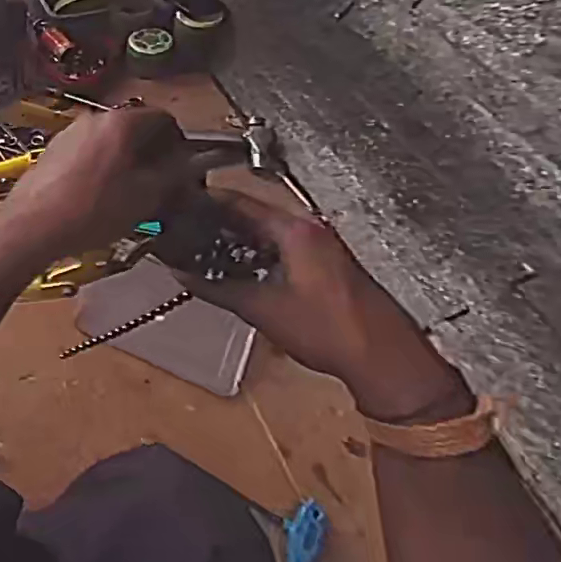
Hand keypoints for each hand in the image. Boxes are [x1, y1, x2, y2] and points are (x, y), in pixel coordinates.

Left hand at [0, 107, 193, 263]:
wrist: (31, 228)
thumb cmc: (88, 212)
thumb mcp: (146, 197)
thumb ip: (174, 175)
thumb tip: (187, 165)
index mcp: (119, 122)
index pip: (164, 120)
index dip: (179, 145)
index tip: (182, 168)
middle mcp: (90, 121)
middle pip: (133, 131)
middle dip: (149, 157)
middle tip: (157, 186)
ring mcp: (65, 137)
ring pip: (106, 146)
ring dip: (121, 166)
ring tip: (126, 198)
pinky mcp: (48, 156)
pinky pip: (82, 159)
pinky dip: (96, 173)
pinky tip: (95, 201)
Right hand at [180, 190, 474, 423]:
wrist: (381, 360)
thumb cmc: (325, 329)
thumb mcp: (259, 308)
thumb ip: (215, 287)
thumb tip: (180, 273)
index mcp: (296, 231)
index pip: (242, 202)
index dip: (207, 201)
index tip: (178, 203)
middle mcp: (310, 231)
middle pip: (254, 215)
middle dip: (217, 223)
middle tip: (182, 230)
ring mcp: (320, 248)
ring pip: (266, 234)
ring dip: (234, 241)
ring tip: (198, 250)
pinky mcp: (323, 266)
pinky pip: (279, 249)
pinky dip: (253, 255)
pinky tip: (233, 271)